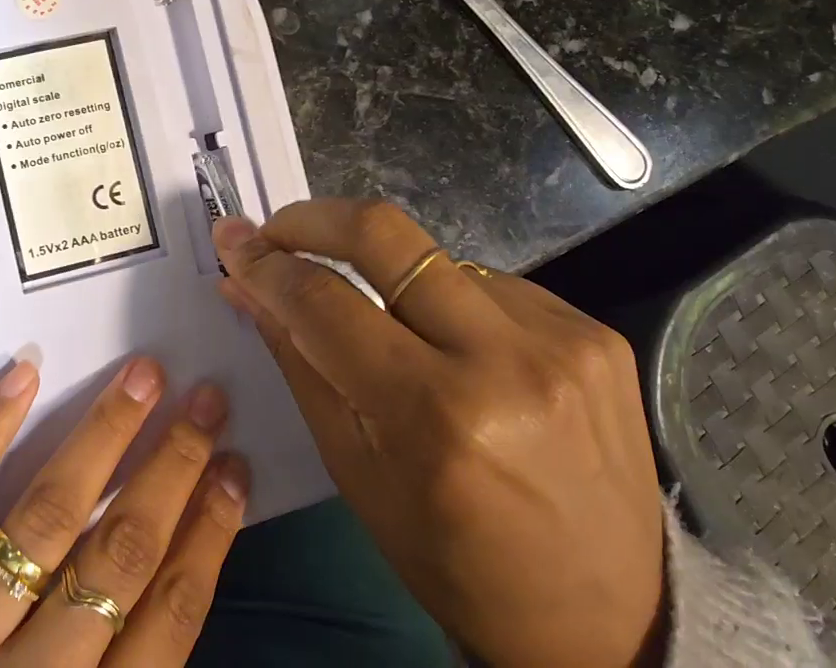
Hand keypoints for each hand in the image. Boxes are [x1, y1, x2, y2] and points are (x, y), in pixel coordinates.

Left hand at [0, 356, 249, 667]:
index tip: (235, 468)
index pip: (169, 618)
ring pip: (45, 518)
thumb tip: (175, 570)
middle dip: (172, 469)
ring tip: (144, 376)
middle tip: (207, 399)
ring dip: (102, 438)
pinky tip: (25, 376)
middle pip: (119, 555)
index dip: (209, 535)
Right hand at [214, 200, 664, 667]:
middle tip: (279, 230)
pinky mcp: (596, 332)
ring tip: (383, 321)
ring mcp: (562, 339)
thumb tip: (247, 287)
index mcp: (432, 417)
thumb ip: (300, 362)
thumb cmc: (452, 560)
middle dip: (315, 219)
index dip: (266, 264)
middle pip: (386, 236)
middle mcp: (504, 362)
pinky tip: (454, 348)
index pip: (324, 303)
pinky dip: (450, 303)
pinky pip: (491, 287)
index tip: (233, 239)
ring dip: (388, 273)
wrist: (602, 616)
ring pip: (437, 258)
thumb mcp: (356, 472)